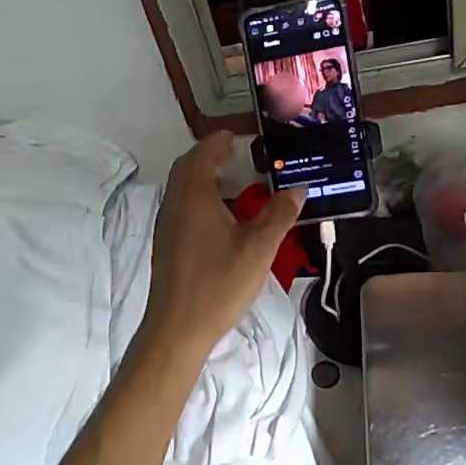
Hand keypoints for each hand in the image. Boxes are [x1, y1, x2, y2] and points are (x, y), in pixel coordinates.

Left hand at [139, 131, 305, 353]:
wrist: (177, 329)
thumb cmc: (218, 284)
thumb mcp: (259, 248)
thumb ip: (279, 214)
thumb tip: (298, 188)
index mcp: (195, 198)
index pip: (202, 154)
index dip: (219, 141)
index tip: (238, 134)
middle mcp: (175, 205)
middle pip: (187, 167)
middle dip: (210, 155)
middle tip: (237, 154)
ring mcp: (168, 226)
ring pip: (182, 188)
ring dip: (204, 177)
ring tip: (235, 183)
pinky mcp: (167, 244)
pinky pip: (182, 206)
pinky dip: (200, 197)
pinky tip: (223, 217)